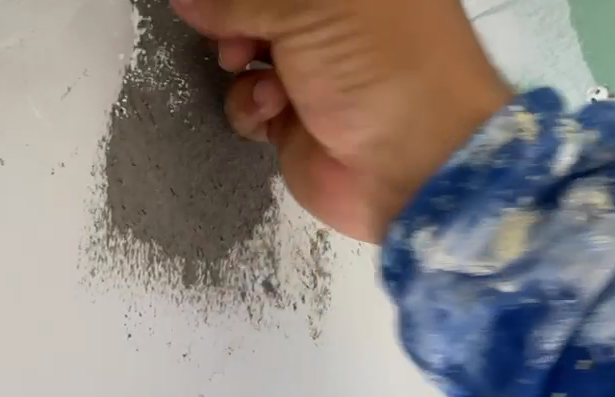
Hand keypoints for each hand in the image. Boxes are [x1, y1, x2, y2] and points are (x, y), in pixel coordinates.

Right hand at [171, 0, 512, 241]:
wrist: (407, 163)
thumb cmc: (375, 61)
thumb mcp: (309, 6)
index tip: (207, 0)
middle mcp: (334, 17)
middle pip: (261, 8)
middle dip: (236, 15)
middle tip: (230, 30)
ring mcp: (312, 69)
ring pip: (248, 51)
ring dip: (240, 58)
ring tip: (247, 66)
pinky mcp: (294, 121)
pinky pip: (251, 105)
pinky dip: (251, 107)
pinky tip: (270, 109)